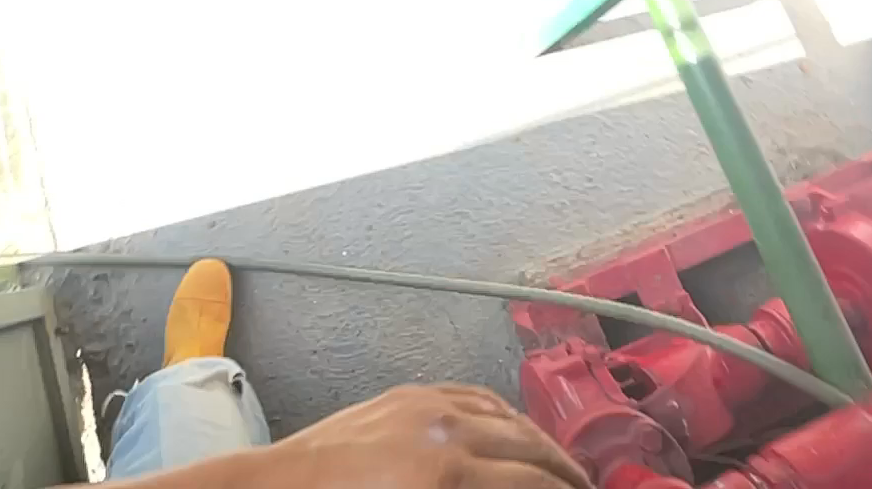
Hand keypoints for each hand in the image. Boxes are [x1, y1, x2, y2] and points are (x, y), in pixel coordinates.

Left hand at [252, 384, 595, 488]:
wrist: (288, 485)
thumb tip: (514, 488)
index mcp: (447, 467)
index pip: (528, 478)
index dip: (563, 488)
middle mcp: (444, 424)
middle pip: (523, 439)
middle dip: (560, 464)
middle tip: (584, 482)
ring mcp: (425, 401)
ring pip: (499, 409)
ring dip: (533, 432)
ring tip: (555, 456)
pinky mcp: (408, 392)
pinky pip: (468, 393)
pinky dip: (498, 408)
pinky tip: (508, 422)